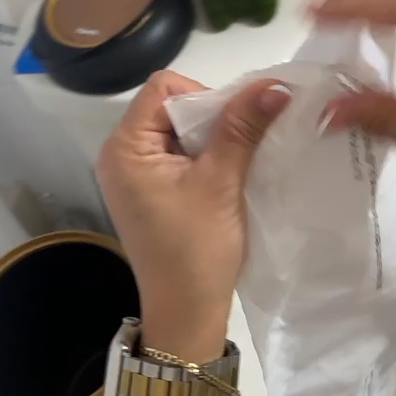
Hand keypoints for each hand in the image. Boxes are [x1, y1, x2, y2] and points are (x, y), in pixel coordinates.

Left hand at [95, 71, 289, 362]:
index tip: (234, 125)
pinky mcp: (149, 193)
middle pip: (169, 107)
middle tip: (242, 145)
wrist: (186, 311)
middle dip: (210, 118)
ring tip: (236, 163)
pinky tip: (226, 177)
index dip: (204, 95)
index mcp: (124, 148)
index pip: (163, 88)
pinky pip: (177, 157)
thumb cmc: (197, 249)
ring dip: (211, 140)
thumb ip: (243, 127)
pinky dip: (204, 159)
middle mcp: (120, 155)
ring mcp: (133, 176)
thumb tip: (275, 84)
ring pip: (177, 133)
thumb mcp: (221, 182)